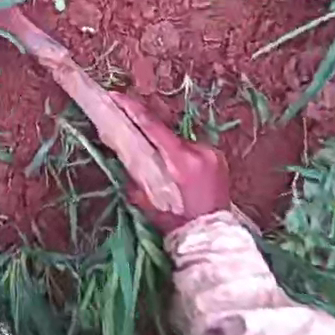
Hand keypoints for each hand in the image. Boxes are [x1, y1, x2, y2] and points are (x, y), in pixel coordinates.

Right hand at [114, 93, 235, 232]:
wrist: (211, 237)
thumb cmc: (174, 222)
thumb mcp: (145, 199)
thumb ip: (132, 173)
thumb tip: (117, 150)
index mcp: (179, 161)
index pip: (151, 125)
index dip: (131, 108)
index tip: (115, 96)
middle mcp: (198, 151)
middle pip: (164, 130)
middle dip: (146, 129)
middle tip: (128, 126)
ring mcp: (211, 153)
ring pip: (178, 140)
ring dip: (164, 145)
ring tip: (157, 161)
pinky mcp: (218, 158)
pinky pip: (192, 149)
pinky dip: (180, 154)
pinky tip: (176, 169)